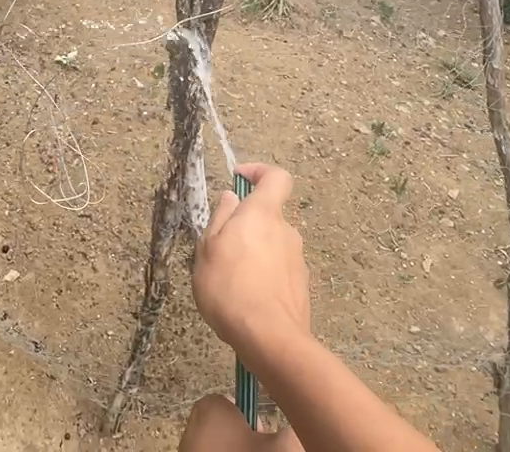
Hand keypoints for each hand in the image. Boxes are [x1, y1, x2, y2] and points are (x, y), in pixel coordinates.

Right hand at [193, 162, 309, 366]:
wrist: (270, 339)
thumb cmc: (229, 287)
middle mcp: (286, 231)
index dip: (258, 171)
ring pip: (271, 244)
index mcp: (263, 214)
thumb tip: (232, 198)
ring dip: (253, 252)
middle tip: (220, 248)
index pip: (276, 177)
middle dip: (245, 225)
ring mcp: (297, 260)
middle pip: (268, 215)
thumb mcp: (208, 248)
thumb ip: (221, 217)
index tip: (237, 178)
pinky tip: (246, 297)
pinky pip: (278, 269)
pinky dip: (263, 274)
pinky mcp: (300, 286)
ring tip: (229, 279)